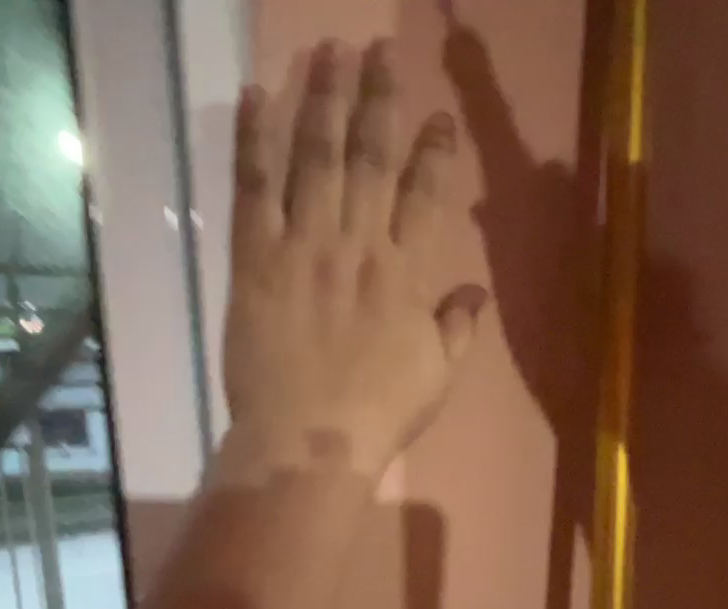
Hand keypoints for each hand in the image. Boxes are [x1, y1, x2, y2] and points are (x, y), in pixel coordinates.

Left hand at [220, 40, 487, 481]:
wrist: (307, 442)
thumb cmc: (376, 416)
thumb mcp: (435, 378)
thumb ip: (456, 329)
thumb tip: (475, 290)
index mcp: (405, 272)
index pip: (425, 193)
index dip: (433, 149)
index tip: (437, 114)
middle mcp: (357, 243)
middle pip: (370, 156)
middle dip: (376, 96)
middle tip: (376, 47)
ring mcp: (304, 246)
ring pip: (314, 157)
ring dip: (320, 97)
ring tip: (326, 49)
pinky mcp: (255, 260)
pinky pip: (254, 190)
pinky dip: (252, 140)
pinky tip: (254, 96)